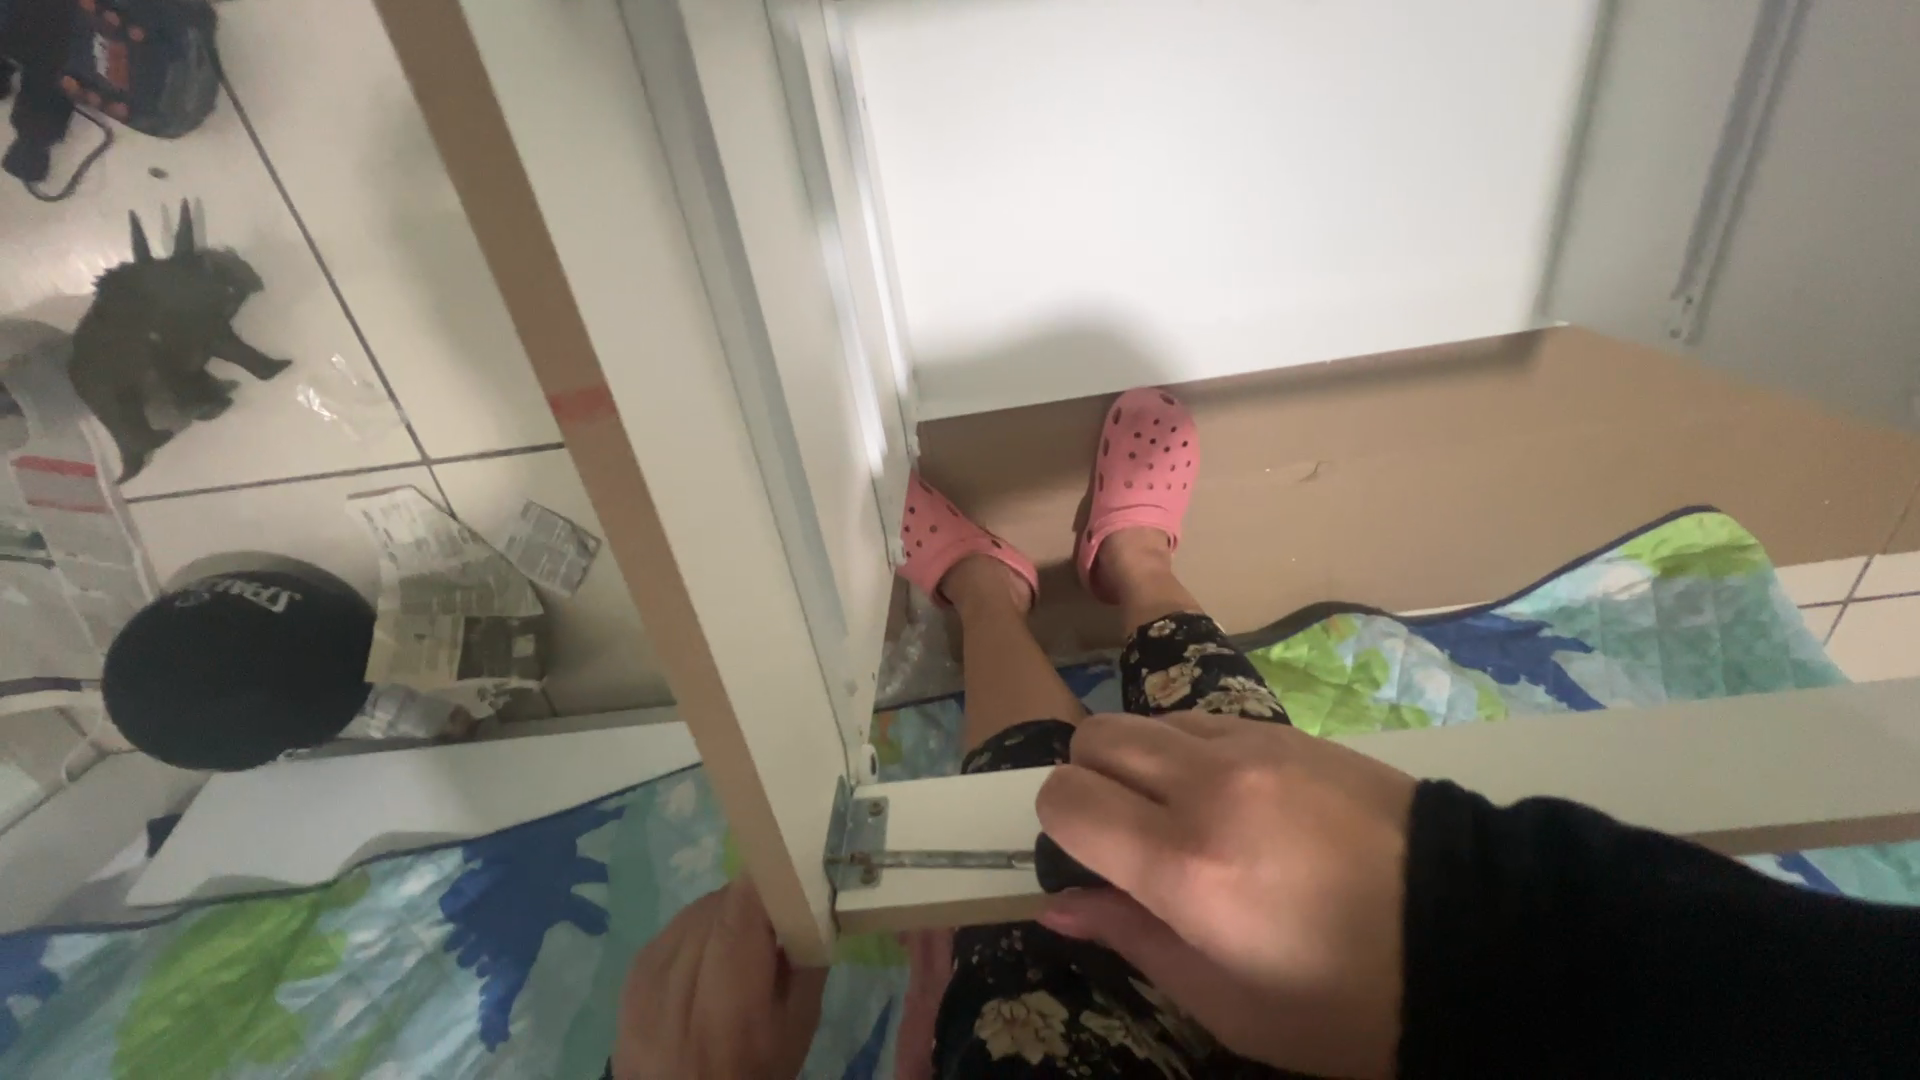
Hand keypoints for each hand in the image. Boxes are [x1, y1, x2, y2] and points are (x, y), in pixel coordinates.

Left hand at [611, 878, 825, 1079]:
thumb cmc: (754, 1072)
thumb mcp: (799, 1023)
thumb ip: (808, 956)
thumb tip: (810, 899)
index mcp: (730, 999)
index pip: (742, 907)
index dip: (766, 880)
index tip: (789, 876)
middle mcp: (680, 981)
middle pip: (720, 904)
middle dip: (750, 900)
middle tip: (771, 915)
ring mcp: (647, 978)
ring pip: (697, 910)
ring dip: (723, 913)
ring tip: (739, 942)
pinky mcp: (630, 978)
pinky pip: (674, 927)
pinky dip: (697, 930)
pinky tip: (708, 955)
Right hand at [1035, 712, 1415, 1079]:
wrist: (1470, 934)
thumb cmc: (1342, 998)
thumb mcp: (1226, 1000)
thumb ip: (1128, 937)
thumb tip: (1055, 905)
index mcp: (1185, 866)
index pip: (1065, 798)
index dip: (1059, 823)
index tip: (1087, 854)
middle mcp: (1205, 787)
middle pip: (1092, 738)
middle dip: (1089, 779)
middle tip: (1125, 829)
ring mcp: (1248, 746)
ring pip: (1142, 720)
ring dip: (1137, 759)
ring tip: (1180, 810)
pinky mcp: (1282, 729)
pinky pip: (1198, 718)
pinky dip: (1186, 748)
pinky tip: (1228, 793)